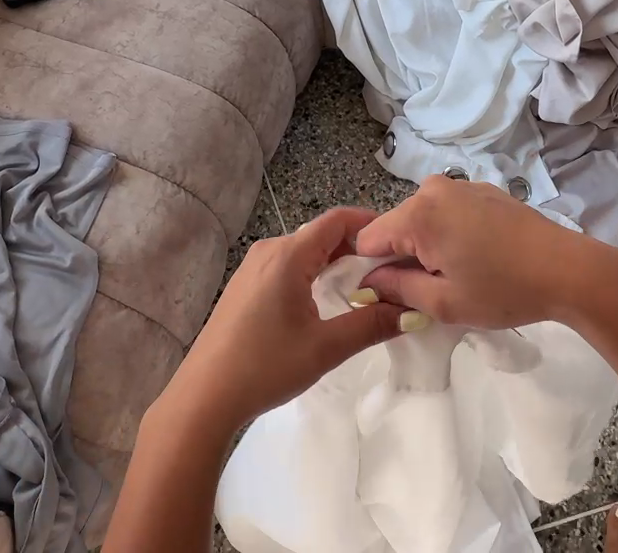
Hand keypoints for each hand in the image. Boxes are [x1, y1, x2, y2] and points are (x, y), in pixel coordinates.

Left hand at [154, 207, 404, 435]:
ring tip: (367, 285)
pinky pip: (288, 265)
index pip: (338, 220)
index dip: (371, 225)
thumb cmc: (264, 366)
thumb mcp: (325, 348)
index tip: (399, 243)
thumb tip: (413, 311)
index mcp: (289, 254)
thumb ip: (371, 325)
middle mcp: (270, 250)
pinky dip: (313, 273)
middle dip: (357, 246)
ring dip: (335, 262)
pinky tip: (327, 300)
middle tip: (390, 268)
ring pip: (305, 251)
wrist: (204, 397)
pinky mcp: (245, 285)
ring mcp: (253, 267)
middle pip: (322, 234)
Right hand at [356, 176, 617, 329]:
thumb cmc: (504, 290)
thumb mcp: (445, 303)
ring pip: (423, 219)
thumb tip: (370, 281)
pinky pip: (449, 212)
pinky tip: (480, 256)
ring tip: (460, 274)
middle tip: (432, 290)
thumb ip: (398, 289)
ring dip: (429, 246)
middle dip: (403, 256)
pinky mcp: (484, 190)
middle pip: (396, 226)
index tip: (390, 293)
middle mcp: (433, 189)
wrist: (570, 270)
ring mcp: (461, 185)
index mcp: (418, 214)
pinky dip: (452, 233)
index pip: (368, 239)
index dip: (371, 268)